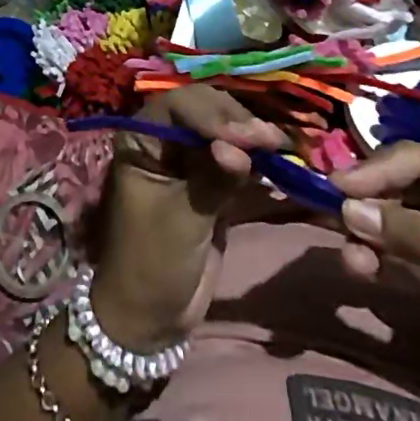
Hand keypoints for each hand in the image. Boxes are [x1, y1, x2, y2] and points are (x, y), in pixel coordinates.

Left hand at [90, 86, 283, 349]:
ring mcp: (189, 158)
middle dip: (237, 122)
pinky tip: (278, 160)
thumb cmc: (152, 261)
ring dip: (252, 137)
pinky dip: (256, 158)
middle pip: (205, 111)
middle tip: (270, 141)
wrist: (151, 314)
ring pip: (224, 132)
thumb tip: (239, 148)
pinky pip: (236, 159)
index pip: (178, 106)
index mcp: (141, 138)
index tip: (246, 137)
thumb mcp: (181, 218)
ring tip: (279, 148)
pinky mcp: (211, 180)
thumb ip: (213, 179)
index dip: (213, 114)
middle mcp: (164, 139)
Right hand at [333, 143, 419, 420]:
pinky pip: (397, 257)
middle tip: (330, 217)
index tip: (338, 187)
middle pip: (402, 187)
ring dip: (366, 233)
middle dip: (366, 199)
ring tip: (351, 260)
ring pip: (393, 222)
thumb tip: (348, 207)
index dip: (378, 168)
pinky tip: (361, 271)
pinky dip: (373, 259)